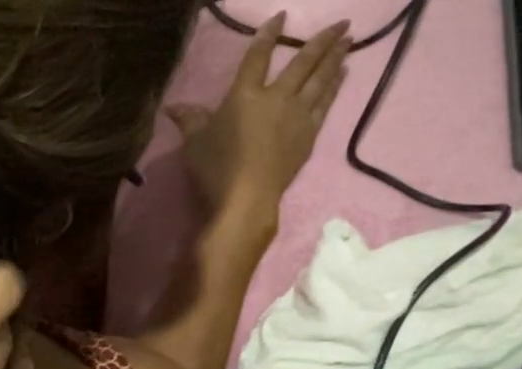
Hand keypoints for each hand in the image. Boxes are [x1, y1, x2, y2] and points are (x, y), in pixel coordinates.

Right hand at [166, 15, 350, 214]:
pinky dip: (335, 86)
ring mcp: (298, 114)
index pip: (258, 57)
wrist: (246, 198)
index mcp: (245, 95)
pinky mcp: (309, 133)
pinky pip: (326, 102)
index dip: (268, 35)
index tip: (281, 17)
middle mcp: (277, 96)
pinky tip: (342, 75)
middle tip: (342, 23)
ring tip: (348, 42)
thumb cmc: (215, 168)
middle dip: (322, 40)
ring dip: (336, 57)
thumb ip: (189, 120)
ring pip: (321, 78)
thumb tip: (172, 107)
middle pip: (303, 61)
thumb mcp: (194, 144)